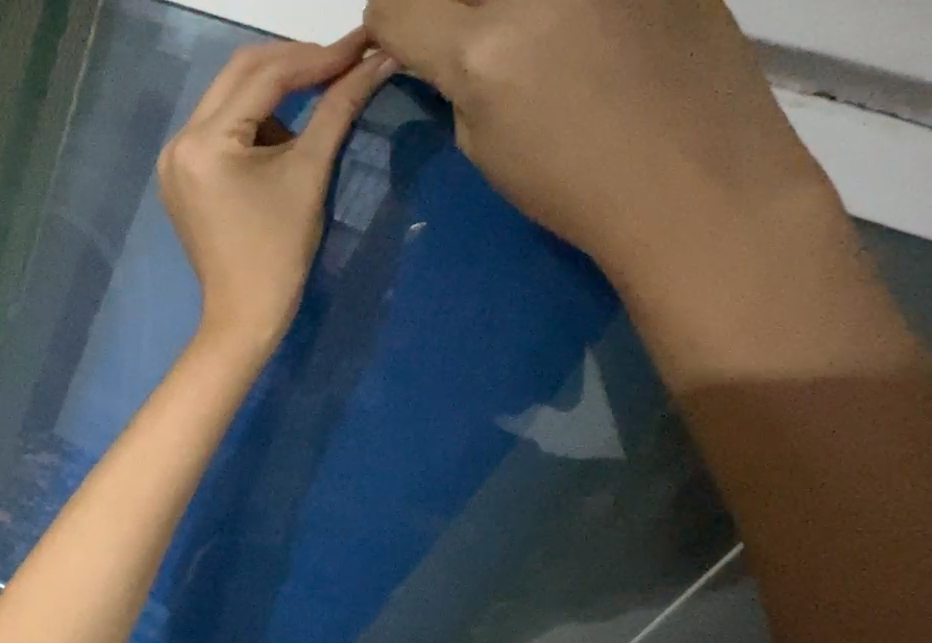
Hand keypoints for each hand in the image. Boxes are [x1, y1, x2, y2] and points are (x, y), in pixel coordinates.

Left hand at [160, 32, 397, 352]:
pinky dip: (255, 123)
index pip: (265, 76)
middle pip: (240, 75)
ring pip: (229, 99)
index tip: (364, 46)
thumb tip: (378, 58)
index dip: (319, 56)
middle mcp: (178, 145)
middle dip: (294, 64)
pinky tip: (285, 140)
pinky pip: (220, 130)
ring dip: (275, 93)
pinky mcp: (181, 179)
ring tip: (321, 101)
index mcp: (203, 143)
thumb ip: (340, 105)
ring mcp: (174, 163)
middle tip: (344, 62)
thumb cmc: (278, 248)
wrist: (245, 310)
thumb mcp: (309, 170)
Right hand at [365, 0, 837, 279]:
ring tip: (532, 40)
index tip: (399, 44)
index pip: (397, 6)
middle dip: (447, 8)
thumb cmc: (572, 183)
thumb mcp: (481, 141)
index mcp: (483, 48)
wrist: (696, 178)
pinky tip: (586, 37)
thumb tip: (440, 43)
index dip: (388, 27)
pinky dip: (564, 11)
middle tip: (460, 37)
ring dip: (504, 12)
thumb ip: (455, 77)